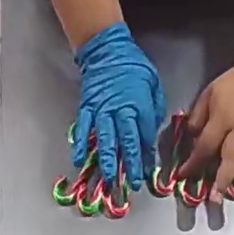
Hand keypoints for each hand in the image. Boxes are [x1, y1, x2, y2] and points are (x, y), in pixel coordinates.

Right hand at [74, 22, 165, 188]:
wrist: (107, 49)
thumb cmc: (133, 66)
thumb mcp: (153, 83)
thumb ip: (154, 108)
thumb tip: (152, 131)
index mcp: (139, 104)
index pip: (144, 135)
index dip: (146, 155)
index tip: (147, 172)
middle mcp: (121, 110)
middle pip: (127, 142)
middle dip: (130, 165)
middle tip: (131, 185)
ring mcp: (102, 110)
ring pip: (106, 140)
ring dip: (108, 162)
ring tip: (109, 180)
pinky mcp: (87, 109)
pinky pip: (84, 129)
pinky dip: (81, 145)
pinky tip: (79, 161)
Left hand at [181, 57, 233, 203]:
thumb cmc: (233, 83)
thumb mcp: (208, 95)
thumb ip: (197, 118)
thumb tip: (190, 139)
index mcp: (223, 120)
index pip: (206, 146)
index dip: (194, 162)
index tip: (183, 176)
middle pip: (232, 157)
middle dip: (223, 180)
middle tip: (216, 200)